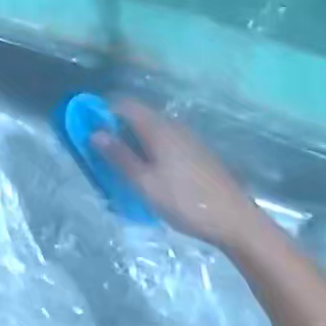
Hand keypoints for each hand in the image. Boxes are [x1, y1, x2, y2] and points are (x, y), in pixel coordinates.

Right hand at [93, 98, 268, 247]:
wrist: (237, 221)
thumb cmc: (186, 202)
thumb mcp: (145, 184)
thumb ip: (119, 157)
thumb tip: (95, 133)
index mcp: (157, 128)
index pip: (124, 104)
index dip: (104, 111)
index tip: (89, 128)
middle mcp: (173, 125)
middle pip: (138, 115)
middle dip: (117, 127)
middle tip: (103, 151)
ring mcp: (189, 138)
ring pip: (153, 128)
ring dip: (135, 138)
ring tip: (124, 164)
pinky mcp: (199, 153)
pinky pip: (166, 140)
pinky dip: (151, 147)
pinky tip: (152, 171)